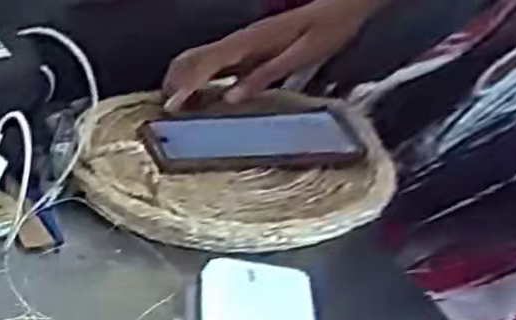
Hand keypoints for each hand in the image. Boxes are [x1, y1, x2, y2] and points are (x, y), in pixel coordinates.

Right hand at [162, 0, 383, 109]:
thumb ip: (266, 75)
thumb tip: (228, 99)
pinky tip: (199, 100)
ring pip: (186, 65)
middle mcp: (235, 42)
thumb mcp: (306, 52)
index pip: (204, 63)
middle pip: (185, 62)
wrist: (345, 5)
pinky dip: (188, 86)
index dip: (184, 87)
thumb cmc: (331, 26)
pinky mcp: (233, 52)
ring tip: (185, 110)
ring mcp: (232, 46)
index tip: (171, 109)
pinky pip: (198, 69)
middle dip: (172, 88)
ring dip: (177, 88)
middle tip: (176, 114)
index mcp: (250, 41)